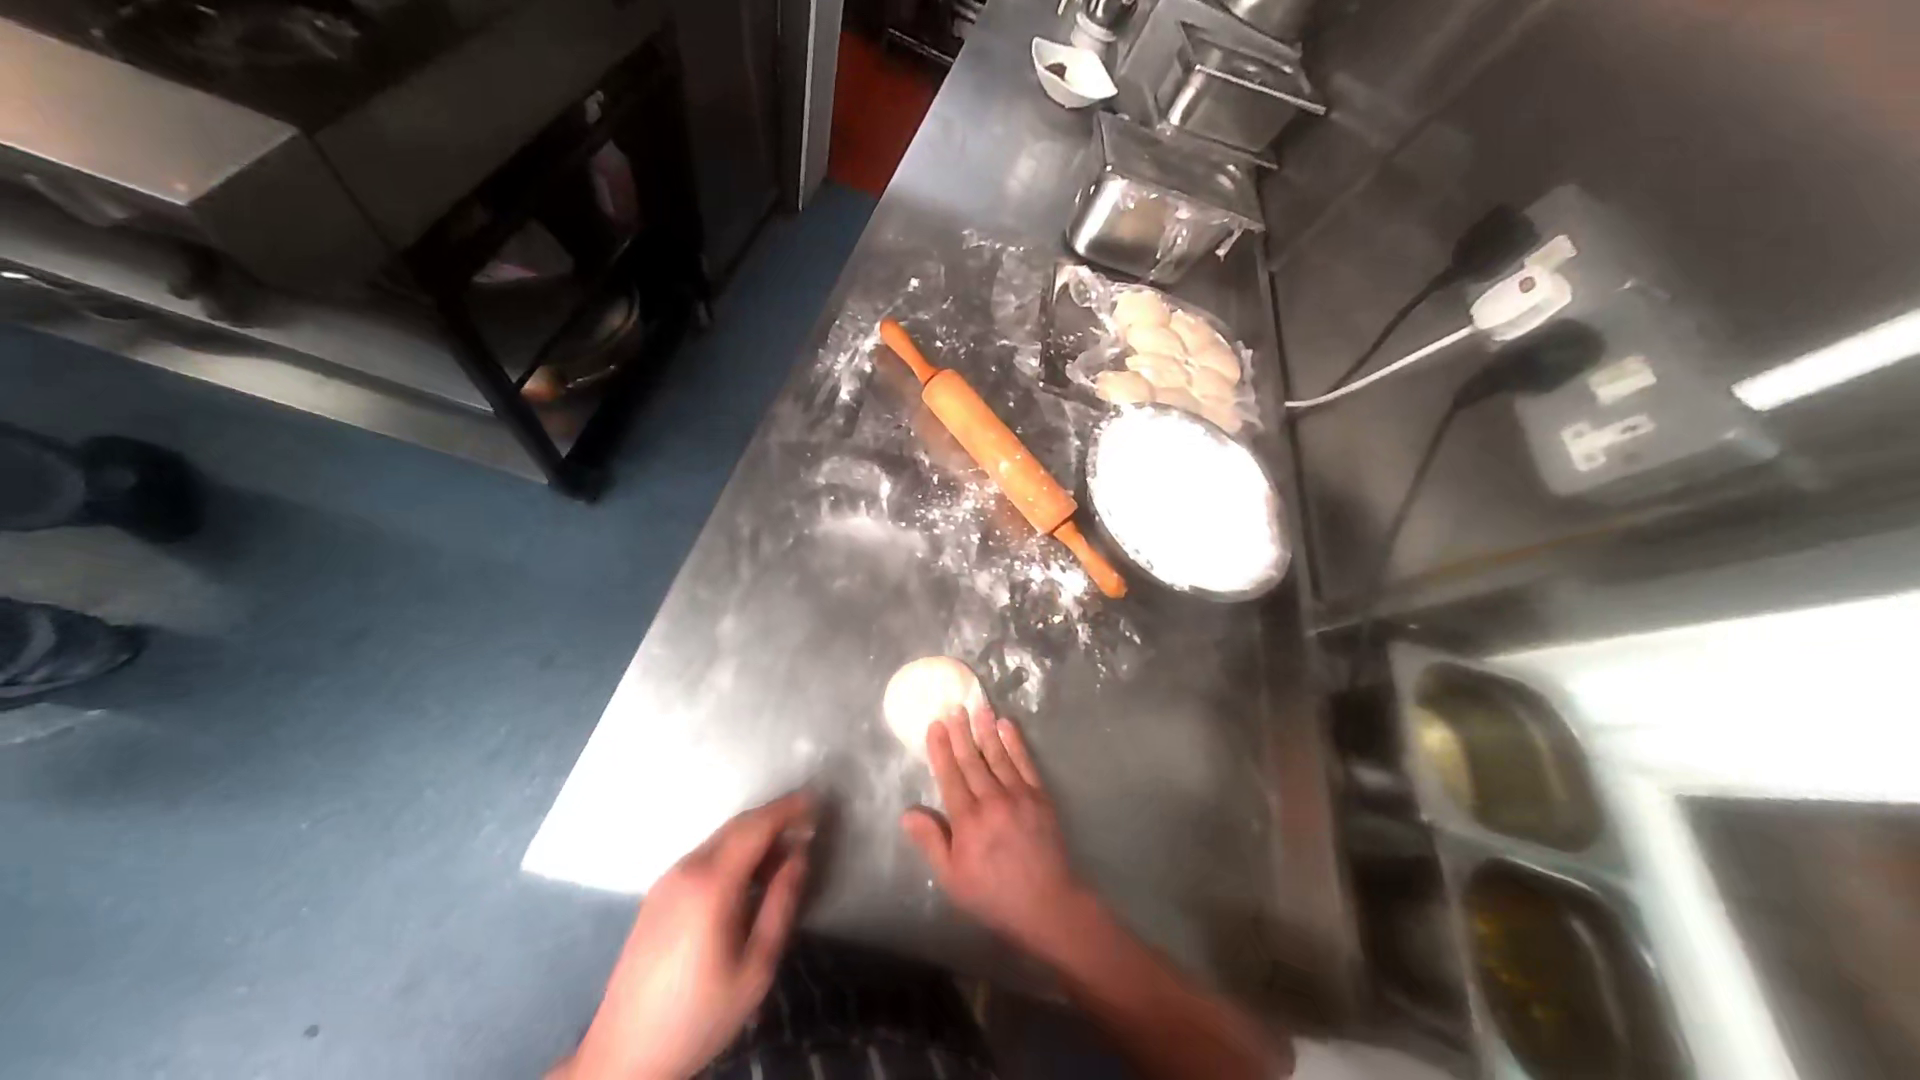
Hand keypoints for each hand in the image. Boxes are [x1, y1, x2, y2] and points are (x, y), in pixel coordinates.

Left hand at [559, 793, 813, 1079]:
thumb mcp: (756, 967)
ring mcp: (666, 881)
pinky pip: (704, 856)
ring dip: (755, 836)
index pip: (756, 826)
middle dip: (774, 818)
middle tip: (809, 824)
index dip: (789, 808)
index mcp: (711, 884)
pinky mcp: (657, 895)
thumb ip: (781, 903)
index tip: (818, 800)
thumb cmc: (699, 1015)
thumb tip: (800, 855)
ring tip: (786, 852)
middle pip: (737, 827)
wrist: (623, 1056)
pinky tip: (750, 876)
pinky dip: (734, 852)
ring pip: (720, 840)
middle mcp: (685, 870)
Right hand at [901, 703, 1093, 952]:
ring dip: (986, 729)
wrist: (1047, 904)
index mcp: (968, 820)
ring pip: (998, 755)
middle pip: (972, 759)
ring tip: (979, 706)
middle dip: (961, 732)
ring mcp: (1019, 796)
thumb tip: (908, 813)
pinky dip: (1016, 743)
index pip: (950, 775)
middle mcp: (992, 801)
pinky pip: (1025, 763)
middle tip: (954, 707)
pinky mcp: (1040, 797)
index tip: (935, 725)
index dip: (940, 749)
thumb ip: (931, 842)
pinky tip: (1008, 726)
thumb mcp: (952, 877)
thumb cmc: (993, 895)